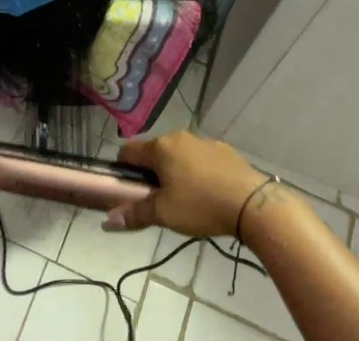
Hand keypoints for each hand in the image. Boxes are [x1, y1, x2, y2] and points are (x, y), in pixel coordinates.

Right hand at [104, 132, 273, 237]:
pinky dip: (196, 171)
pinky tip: (206, 193)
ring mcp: (203, 141)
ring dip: (174, 171)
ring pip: (178, 155)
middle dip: (150, 173)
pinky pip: (200, 158)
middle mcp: (179, 137)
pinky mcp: (223, 150)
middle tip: (157, 201)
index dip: (122, 170)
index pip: (128, 151)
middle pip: (154, 152)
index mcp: (161, 147)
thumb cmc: (200, 204)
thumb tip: (107, 220)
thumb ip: (134, 213)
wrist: (250, 202)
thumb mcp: (163, 213)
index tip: (128, 190)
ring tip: (184, 200)